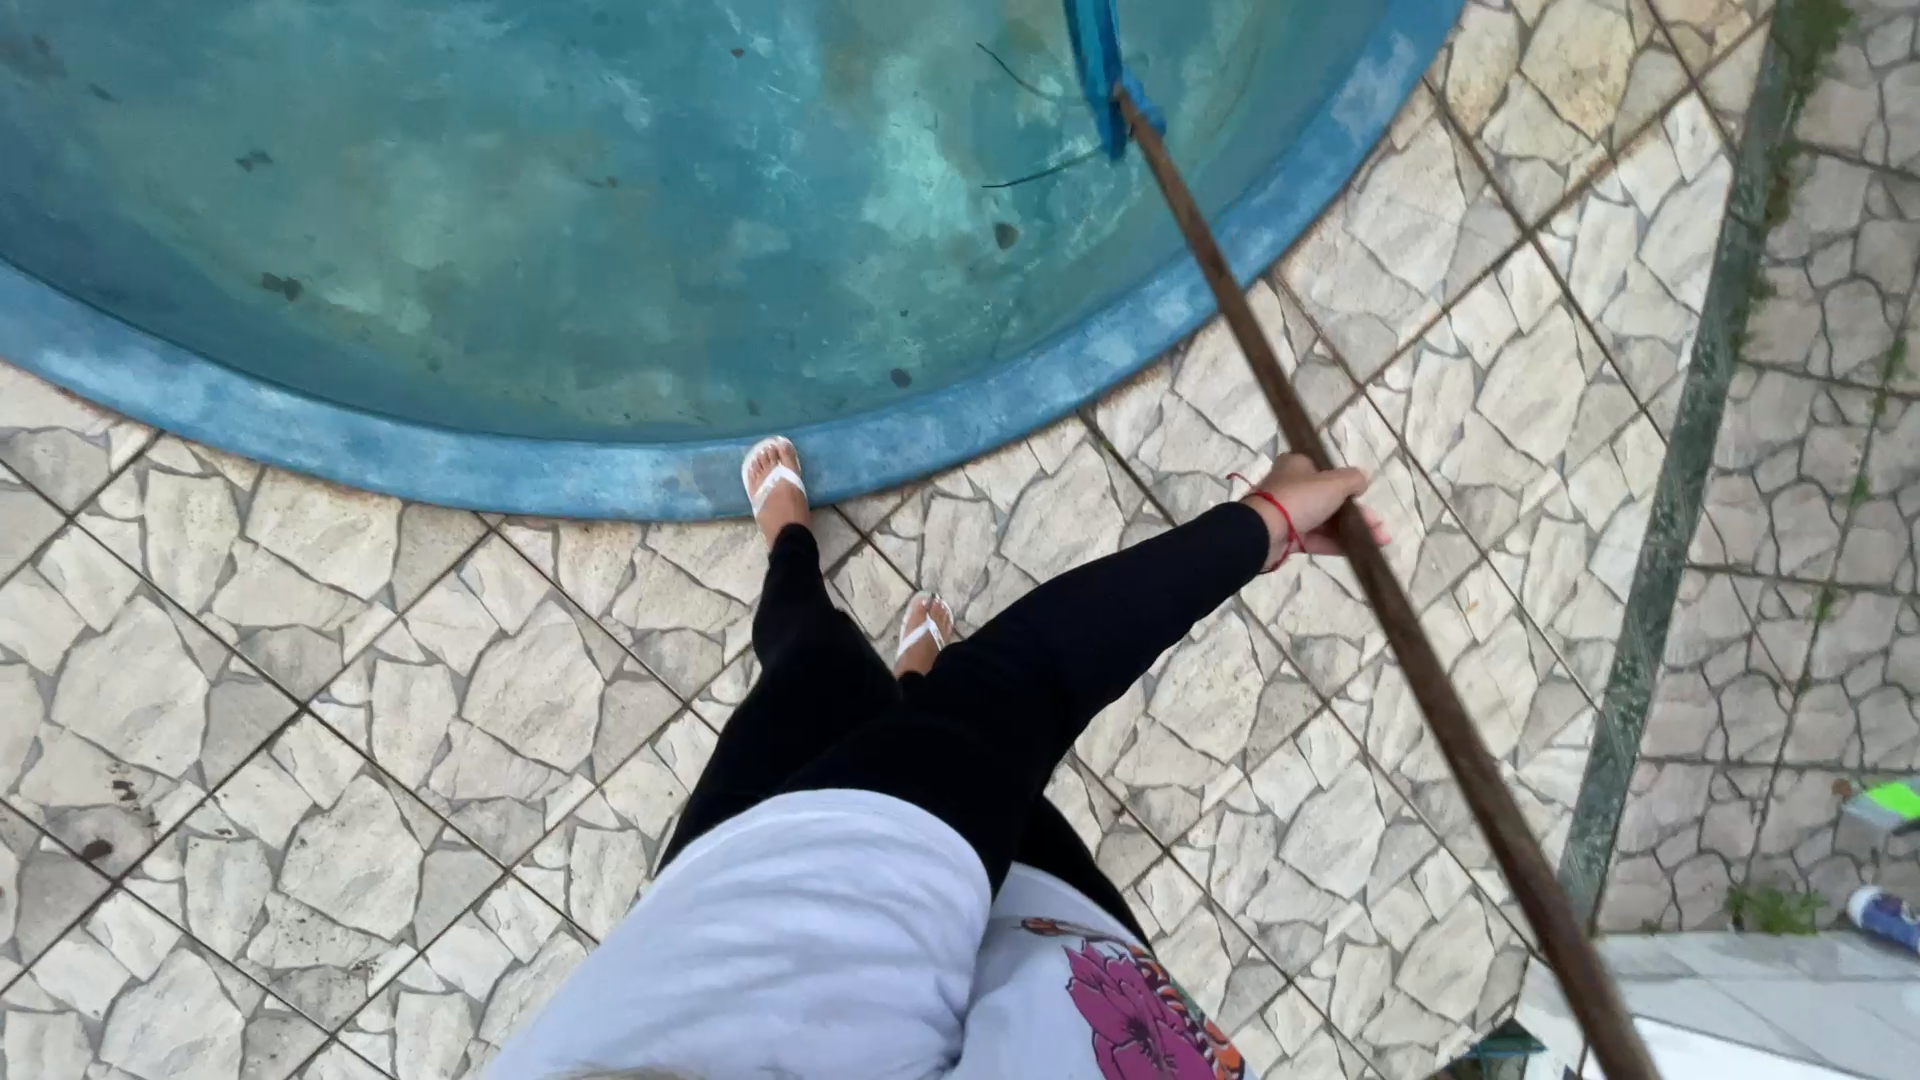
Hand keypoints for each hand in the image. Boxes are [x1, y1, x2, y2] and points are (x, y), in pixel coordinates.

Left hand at [1238, 454, 1389, 565]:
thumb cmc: (1299, 498)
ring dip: (1354, 530)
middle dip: (1358, 513)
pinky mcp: (1287, 538)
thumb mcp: (1333, 482)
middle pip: (1329, 499)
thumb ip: (1353, 479)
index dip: (1345, 483)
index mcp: (1296, 466)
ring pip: (1325, 521)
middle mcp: (1290, 488)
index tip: (1363, 494)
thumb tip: (1362, 479)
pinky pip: (1316, 539)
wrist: (1263, 532)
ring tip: (1380, 540)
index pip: (1324, 471)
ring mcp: (1288, 515)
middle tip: (1380, 525)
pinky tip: (1362, 550)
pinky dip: (1337, 544)